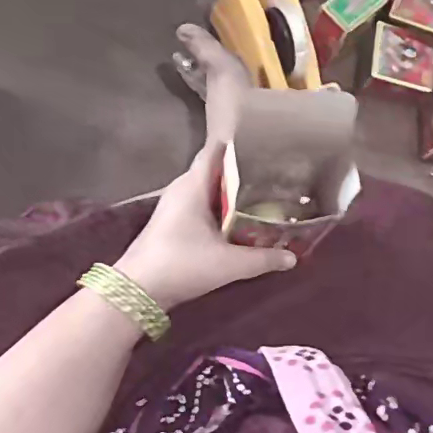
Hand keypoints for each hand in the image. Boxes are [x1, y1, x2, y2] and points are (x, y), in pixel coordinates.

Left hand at [113, 142, 296, 308]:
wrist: (139, 290)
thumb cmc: (182, 265)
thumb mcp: (229, 264)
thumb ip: (263, 259)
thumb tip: (293, 257)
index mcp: (193, 185)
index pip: (216, 150)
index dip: (238, 143)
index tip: (264, 142)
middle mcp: (182, 189)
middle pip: (215, 170)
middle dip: (241, 171)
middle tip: (273, 172)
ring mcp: (174, 207)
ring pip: (207, 190)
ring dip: (230, 192)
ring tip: (262, 194)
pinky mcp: (171, 224)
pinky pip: (200, 206)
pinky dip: (219, 208)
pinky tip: (237, 220)